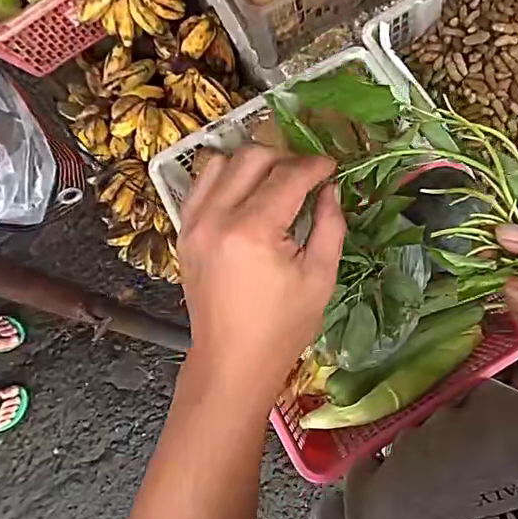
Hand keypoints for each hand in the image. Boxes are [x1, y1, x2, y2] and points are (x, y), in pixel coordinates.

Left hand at [179, 145, 342, 388]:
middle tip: (307, 176)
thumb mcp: (320, 277)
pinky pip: (201, 185)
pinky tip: (247, 194)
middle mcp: (217, 218)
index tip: (332, 167)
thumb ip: (330, 226)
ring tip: (276, 181)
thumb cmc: (282, 327)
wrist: (232, 360)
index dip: (314, 166)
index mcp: (253, 231)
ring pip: (221, 162)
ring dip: (252, 162)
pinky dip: (226, 178)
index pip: (287, 176)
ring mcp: (194, 224)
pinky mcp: (185, 232)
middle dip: (285, 158)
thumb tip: (330, 190)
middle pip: (252, 157)